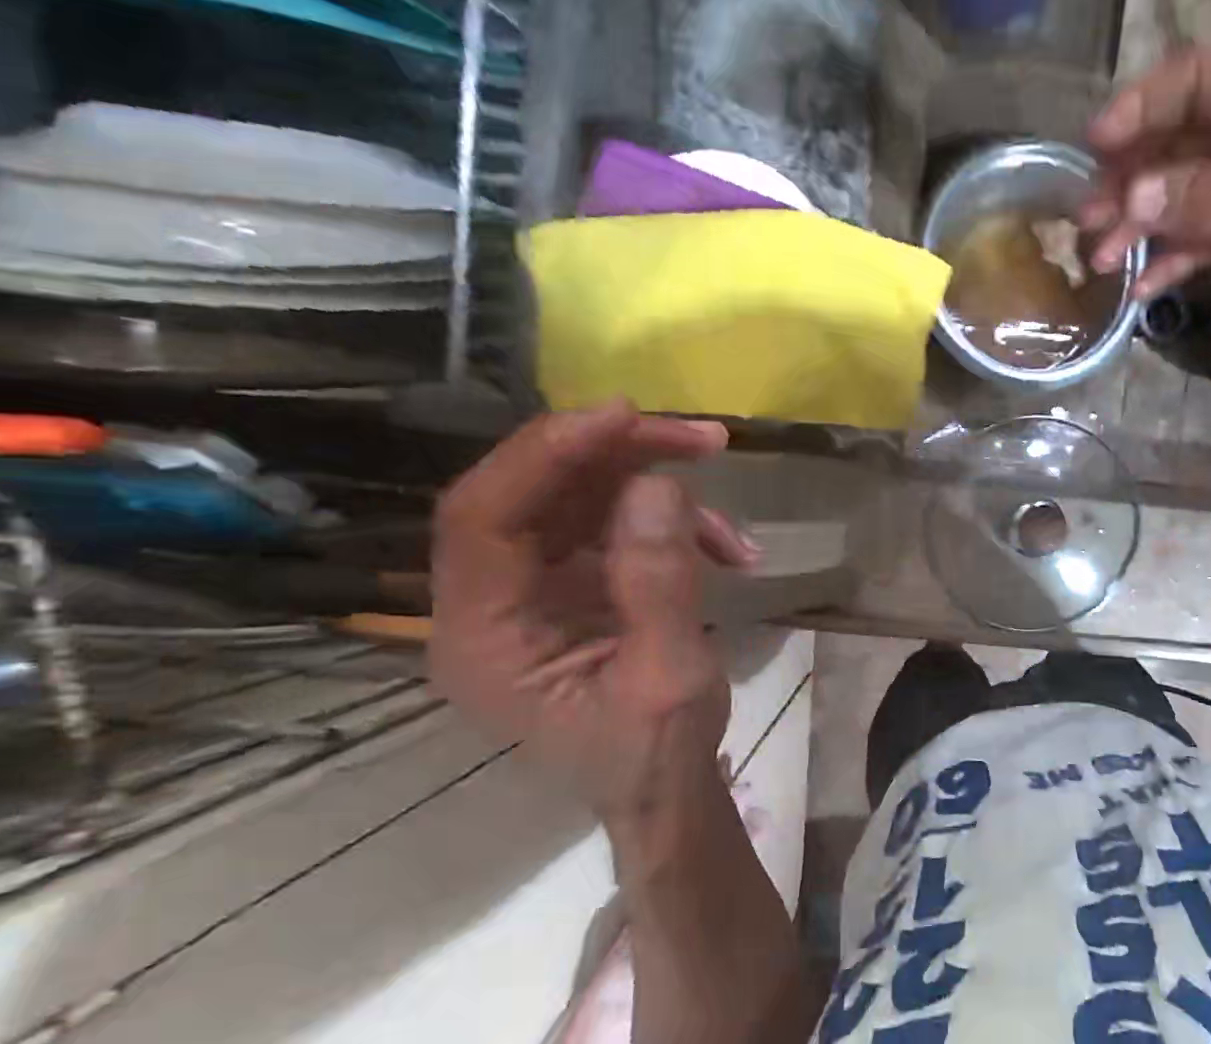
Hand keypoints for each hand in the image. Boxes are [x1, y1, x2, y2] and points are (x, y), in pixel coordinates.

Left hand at [428, 401, 756, 823]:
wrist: (666, 792)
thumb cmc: (657, 756)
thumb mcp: (668, 677)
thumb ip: (657, 582)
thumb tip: (656, 484)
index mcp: (481, 638)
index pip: (482, 518)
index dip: (547, 455)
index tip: (626, 418)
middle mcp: (490, 604)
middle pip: (533, 493)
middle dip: (617, 457)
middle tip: (700, 439)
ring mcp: (532, 591)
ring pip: (577, 500)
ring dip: (655, 487)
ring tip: (729, 515)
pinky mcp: (574, 585)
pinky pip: (613, 526)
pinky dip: (672, 524)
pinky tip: (728, 547)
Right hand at [1083, 44, 1210, 332]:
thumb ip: (1206, 198)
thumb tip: (1130, 197)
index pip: (1199, 81)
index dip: (1142, 107)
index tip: (1095, 144)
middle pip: (1177, 142)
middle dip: (1130, 181)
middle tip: (1088, 220)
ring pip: (1177, 194)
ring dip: (1138, 226)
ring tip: (1102, 259)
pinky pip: (1192, 237)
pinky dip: (1165, 260)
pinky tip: (1140, 287)